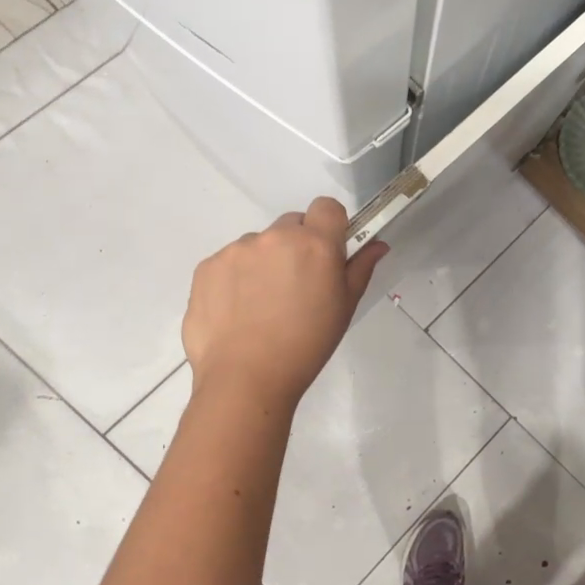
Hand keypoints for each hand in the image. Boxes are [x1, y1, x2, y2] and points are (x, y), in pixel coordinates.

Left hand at [181, 197, 387, 401]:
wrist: (245, 378)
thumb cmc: (307, 344)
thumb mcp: (345, 307)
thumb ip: (361, 268)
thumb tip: (378, 244)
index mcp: (315, 244)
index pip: (327, 207)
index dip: (330, 226)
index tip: (328, 251)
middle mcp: (276, 237)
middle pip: (292, 224)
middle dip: (297, 245)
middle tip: (297, 285)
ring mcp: (237, 250)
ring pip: (259, 244)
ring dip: (265, 262)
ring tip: (263, 305)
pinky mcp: (207, 267)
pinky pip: (229, 262)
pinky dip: (236, 279)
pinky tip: (239, 312)